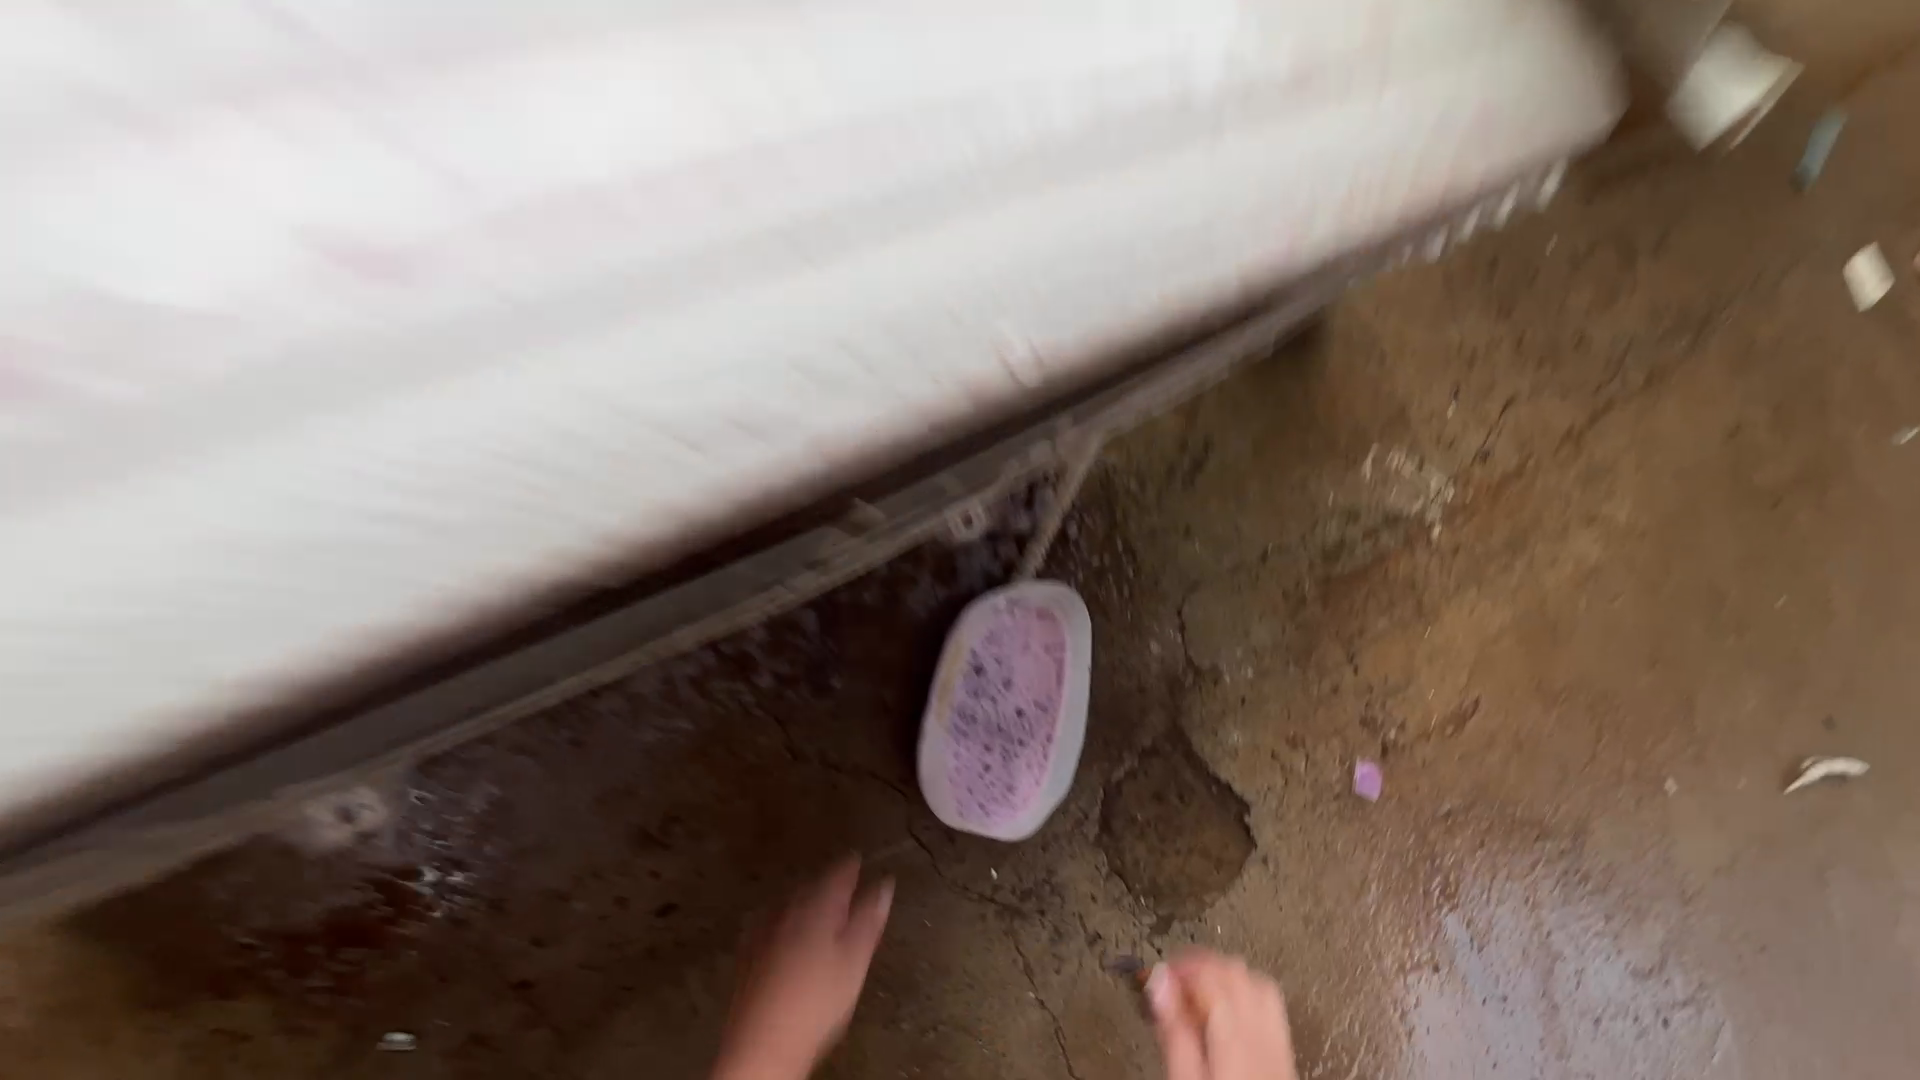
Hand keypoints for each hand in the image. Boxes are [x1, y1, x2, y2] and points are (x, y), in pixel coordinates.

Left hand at [710, 856, 894, 1079]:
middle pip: (811, 885)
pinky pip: (771, 922)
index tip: (858, 858)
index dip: (851, 865)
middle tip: (842, 883)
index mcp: (819, 906)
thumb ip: (869, 919)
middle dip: (827, 882)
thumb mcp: (855, 960)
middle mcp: (789, 909)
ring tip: (818, 905)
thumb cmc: (818, 1000)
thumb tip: (885, 884)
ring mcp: (764, 930)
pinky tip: (787, 931)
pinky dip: (784, 919)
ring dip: (805, 899)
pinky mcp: (748, 953)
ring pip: (790, 903)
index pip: (838, 873)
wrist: (763, 1043)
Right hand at [1146, 949, 1298, 1079]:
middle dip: (1201, 966)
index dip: (1180, 965)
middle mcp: (1261, 1034)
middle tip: (1175, 981)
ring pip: (1258, 982)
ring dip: (1226, 975)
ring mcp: (1278, 1044)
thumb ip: (1172, 1029)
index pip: (1209, 973)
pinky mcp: (1284, 1056)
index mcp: (1233, 1037)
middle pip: (1235, 971)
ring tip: (1200, 989)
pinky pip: (1271, 1005)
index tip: (1160, 975)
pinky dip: (1247, 993)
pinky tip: (1231, 1009)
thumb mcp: (1184, 1078)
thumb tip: (1158, 982)